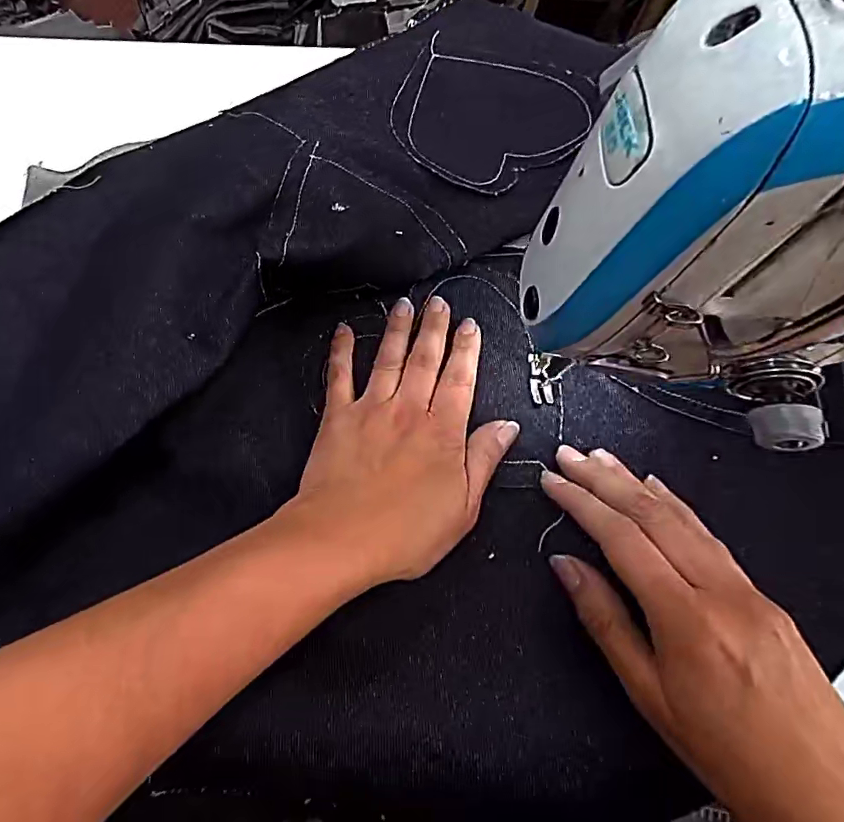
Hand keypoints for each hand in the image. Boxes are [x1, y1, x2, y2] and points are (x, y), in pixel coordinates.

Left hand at [283, 297, 516, 585]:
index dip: (466, 349)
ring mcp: (371, 410)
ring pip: (388, 357)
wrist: (339, 540)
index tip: (469, 327)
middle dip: (435, 326)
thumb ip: (484, 459)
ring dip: (398, 328)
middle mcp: (408, 412)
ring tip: (405, 305)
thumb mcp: (463, 507)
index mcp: (441, 432)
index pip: (460, 378)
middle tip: (439, 303)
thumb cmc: (401, 533)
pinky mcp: (338, 418)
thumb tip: (506, 429)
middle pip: (425, 358)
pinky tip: (344, 331)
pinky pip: (340, 375)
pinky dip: (342, 351)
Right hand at [541, 447, 843, 821]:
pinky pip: (709, 534)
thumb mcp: (650, 696)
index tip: (555, 481)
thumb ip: (605, 622)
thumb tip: (569, 569)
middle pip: (651, 513)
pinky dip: (676, 505)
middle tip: (570, 456)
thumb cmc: (736, 758)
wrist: (827, 793)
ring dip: (637, 482)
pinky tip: (659, 491)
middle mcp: (721, 591)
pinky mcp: (763, 594)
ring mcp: (748, 588)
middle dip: (603, 478)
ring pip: (682, 516)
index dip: (582, 502)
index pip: (622, 537)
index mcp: (687, 619)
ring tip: (603, 460)